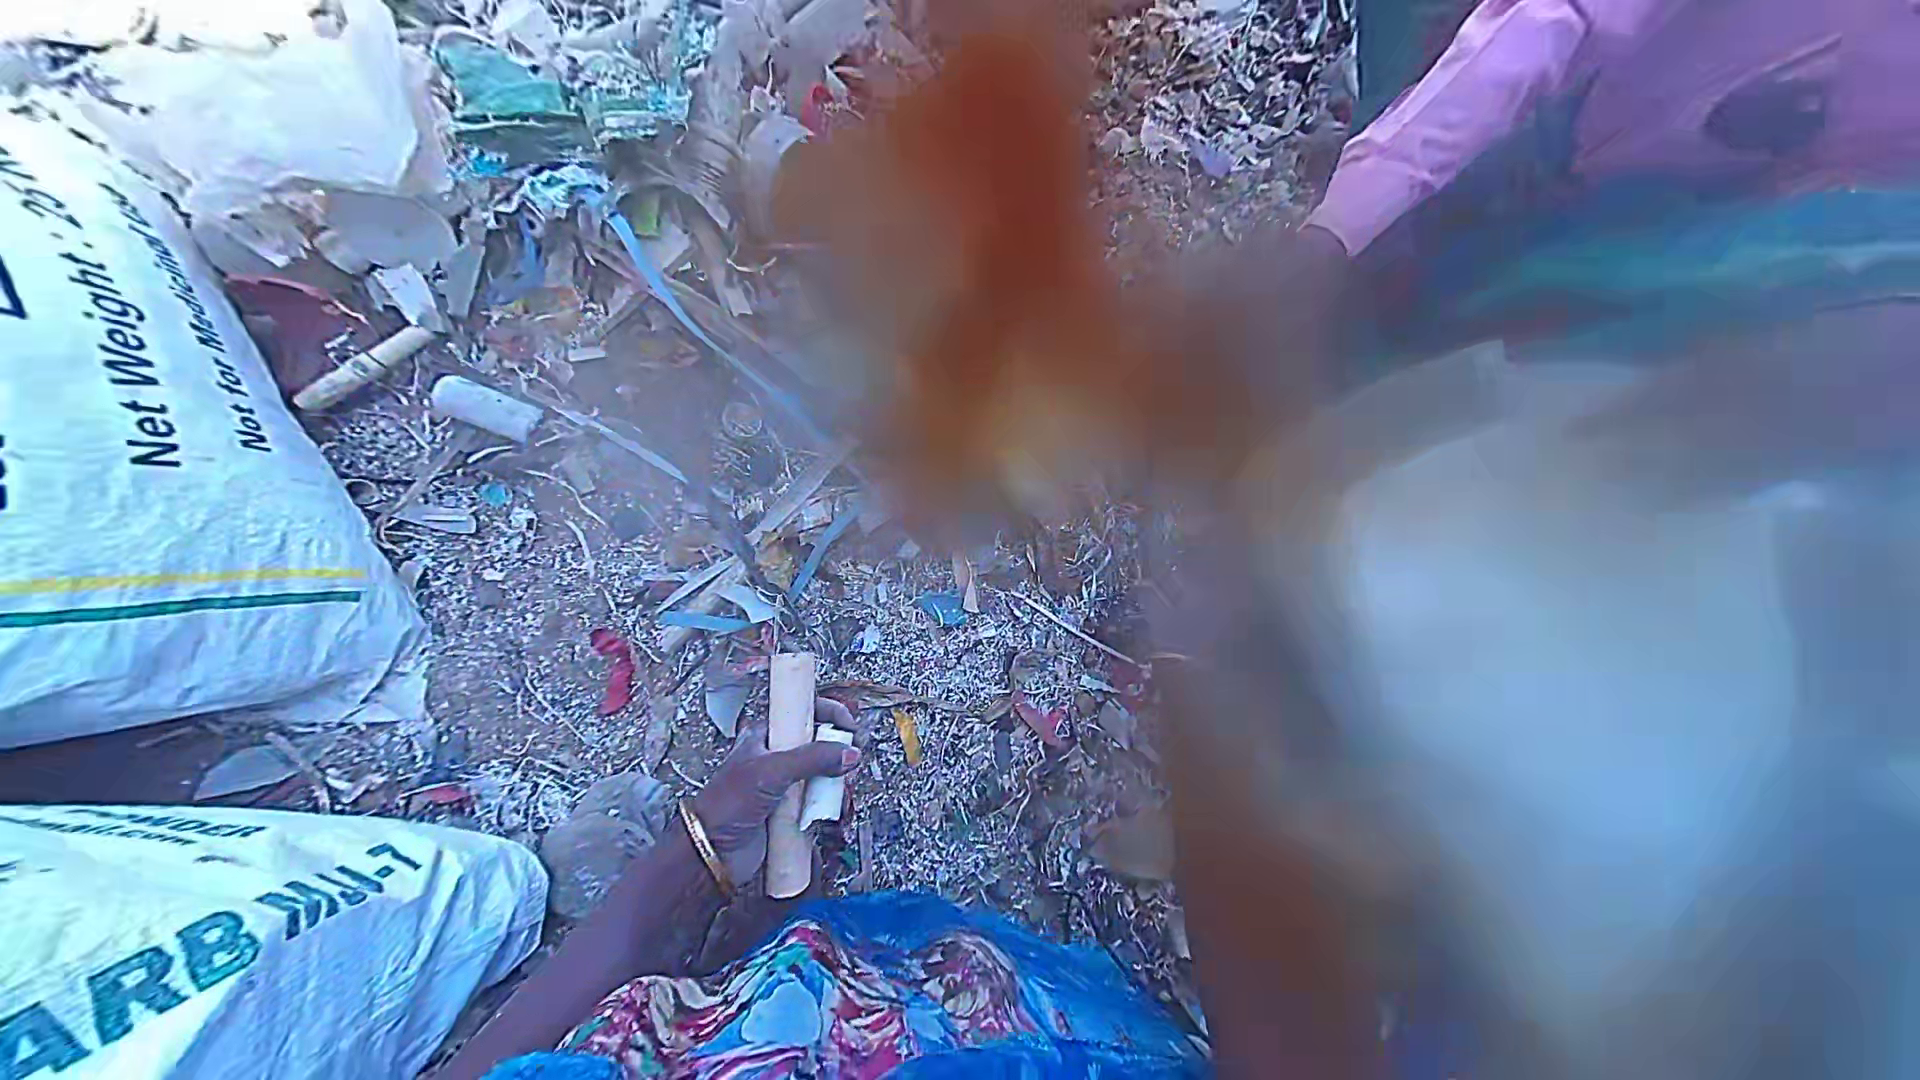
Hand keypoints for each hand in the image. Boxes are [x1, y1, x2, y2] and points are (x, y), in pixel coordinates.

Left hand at [691, 697, 860, 885]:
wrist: (712, 855)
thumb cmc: (727, 805)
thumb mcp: (771, 771)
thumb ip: (812, 759)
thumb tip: (849, 753)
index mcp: (768, 735)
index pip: (805, 711)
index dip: (830, 713)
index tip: (848, 725)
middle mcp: (779, 755)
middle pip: (820, 742)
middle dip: (838, 749)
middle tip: (850, 758)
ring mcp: (786, 782)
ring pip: (824, 771)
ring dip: (836, 779)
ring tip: (839, 788)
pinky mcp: (792, 807)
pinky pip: (820, 799)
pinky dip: (829, 802)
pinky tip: (830, 807)